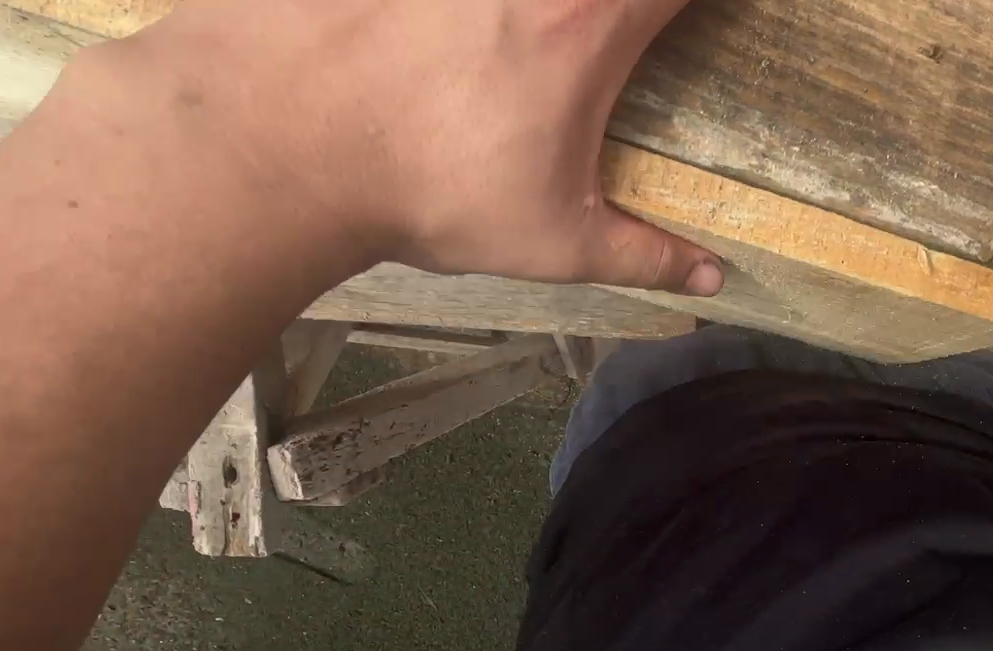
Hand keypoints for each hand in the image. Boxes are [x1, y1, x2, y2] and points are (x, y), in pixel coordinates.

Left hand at [58, 0, 723, 293]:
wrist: (280, 144)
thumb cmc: (436, 195)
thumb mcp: (560, 244)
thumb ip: (649, 257)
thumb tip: (712, 281)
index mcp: (588, 23)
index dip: (705, 1)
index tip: (703, 23)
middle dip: (628, 4)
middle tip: (627, 31)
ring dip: (560, 3)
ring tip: (544, 39)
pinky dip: (484, 2)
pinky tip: (472, 24)